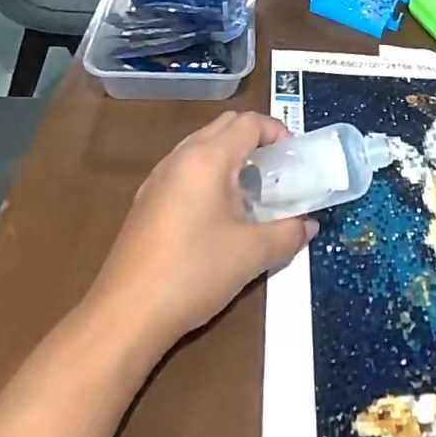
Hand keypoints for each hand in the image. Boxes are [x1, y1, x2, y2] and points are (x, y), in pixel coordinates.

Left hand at [85, 112, 317, 347]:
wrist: (126, 314)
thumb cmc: (194, 273)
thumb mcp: (252, 254)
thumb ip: (288, 232)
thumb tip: (309, 224)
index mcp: (207, 158)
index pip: (249, 122)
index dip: (277, 132)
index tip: (294, 159)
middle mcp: (181, 157)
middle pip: (225, 126)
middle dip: (256, 139)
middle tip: (277, 171)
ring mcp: (158, 176)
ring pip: (202, 144)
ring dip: (231, 155)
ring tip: (252, 191)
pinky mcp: (147, 198)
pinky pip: (186, 166)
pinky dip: (210, 172)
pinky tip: (219, 212)